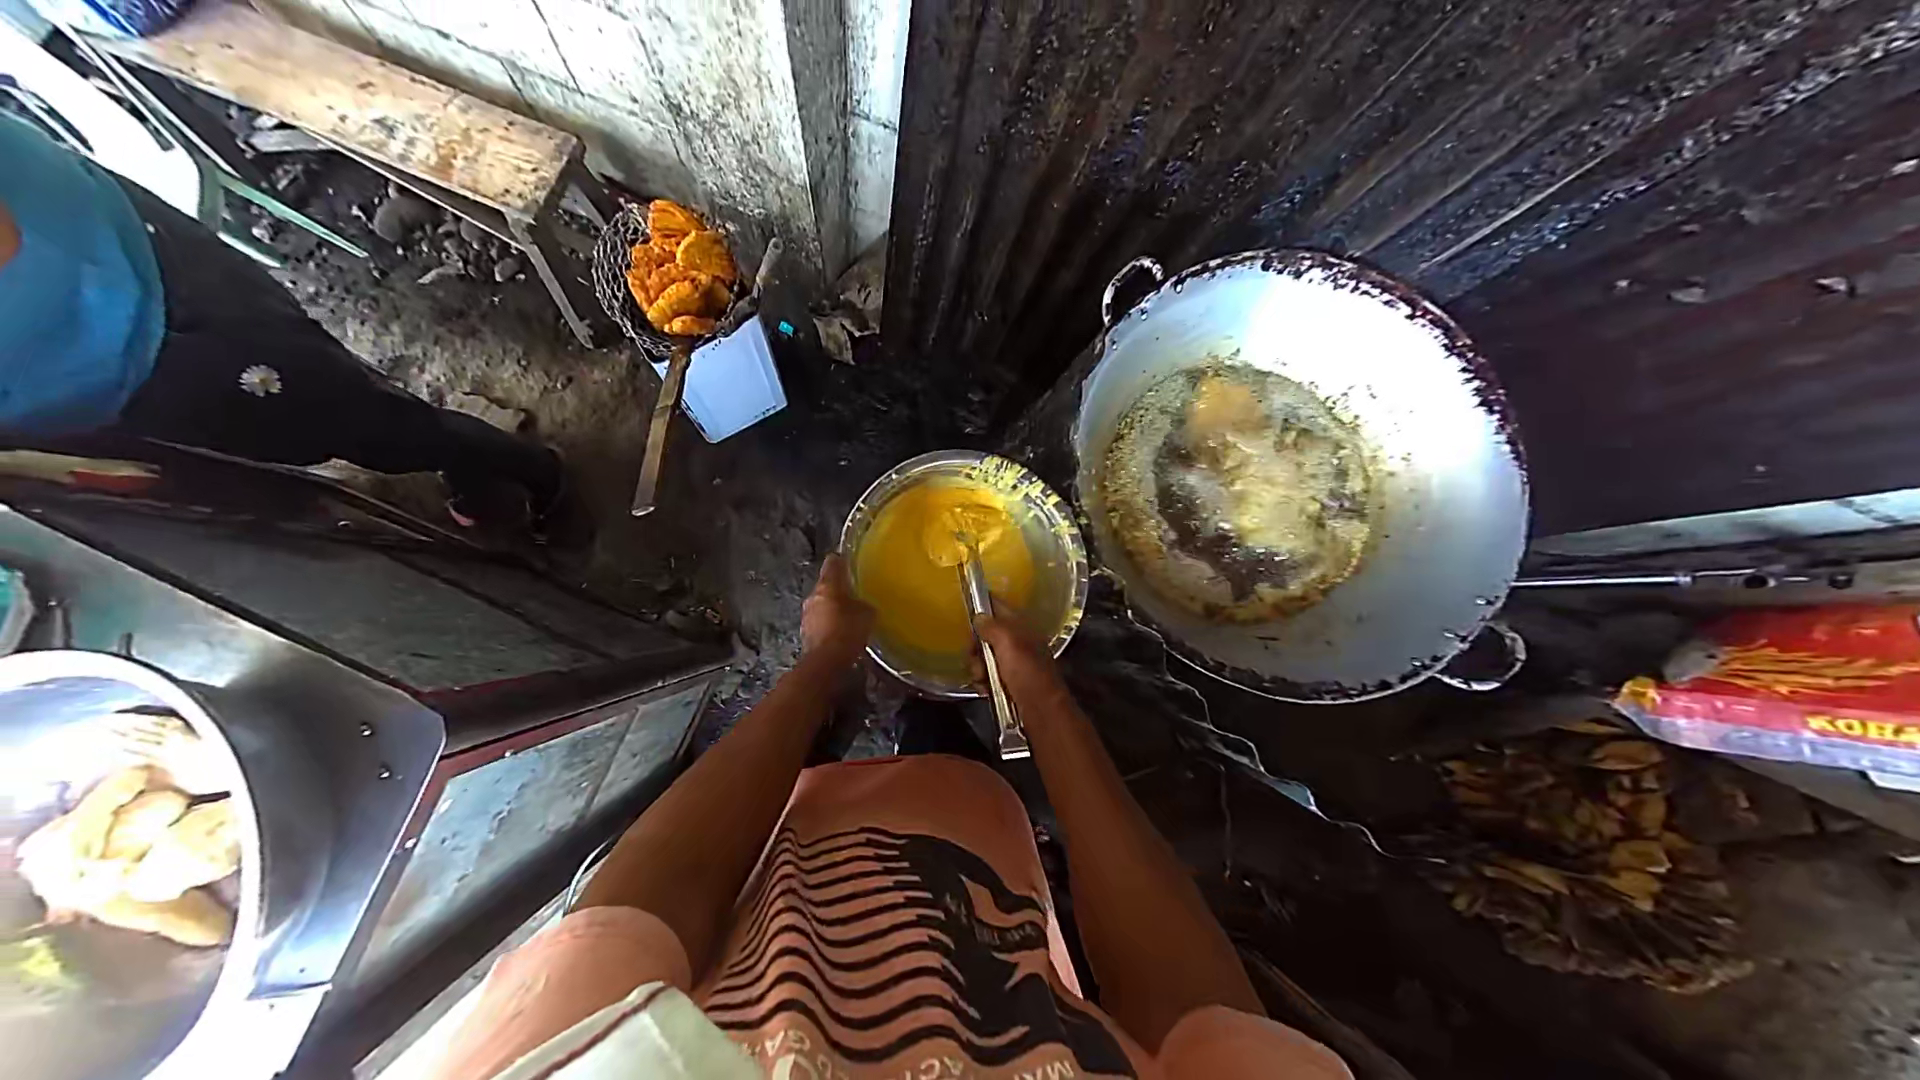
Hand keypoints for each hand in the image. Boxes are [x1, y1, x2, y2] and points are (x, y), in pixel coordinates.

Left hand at [801, 554, 873, 664]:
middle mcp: (813, 596)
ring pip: (820, 604)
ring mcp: (806, 616)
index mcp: (827, 585)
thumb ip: (864, 604)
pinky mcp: (806, 634)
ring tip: (848, 614)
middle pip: (825, 585)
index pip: (832, 563)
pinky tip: (840, 632)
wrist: (826, 662)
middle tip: (853, 592)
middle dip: (837, 588)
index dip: (841, 561)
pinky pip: (819, 622)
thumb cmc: (848, 631)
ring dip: (832, 607)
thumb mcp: (867, 614)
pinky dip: (829, 624)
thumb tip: (862, 604)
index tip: (847, 561)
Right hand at [973, 615, 1069, 703]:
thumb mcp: (1009, 643)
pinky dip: (984, 682)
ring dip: (978, 668)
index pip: (998, 607)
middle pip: (987, 635)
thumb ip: (992, 626)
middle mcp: (1018, 643)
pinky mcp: (1010, 684)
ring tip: (981, 678)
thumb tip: (979, 615)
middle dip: (976, 646)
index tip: (967, 616)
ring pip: (985, 658)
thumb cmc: (1027, 674)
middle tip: (974, 657)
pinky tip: (985, 690)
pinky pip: (989, 677)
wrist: (1042, 712)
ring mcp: (1015, 664)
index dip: (982, 608)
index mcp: (1021, 627)